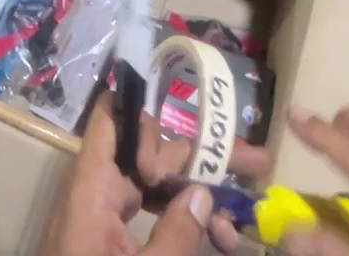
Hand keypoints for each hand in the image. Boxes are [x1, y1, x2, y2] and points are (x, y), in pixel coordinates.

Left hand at [36, 93, 263, 255]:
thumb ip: (176, 234)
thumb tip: (203, 193)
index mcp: (93, 186)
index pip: (112, 119)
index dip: (147, 109)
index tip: (189, 119)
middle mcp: (96, 189)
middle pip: (148, 152)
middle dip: (199, 158)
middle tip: (256, 160)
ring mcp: (103, 213)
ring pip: (154, 184)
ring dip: (196, 191)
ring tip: (244, 201)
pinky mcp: (108, 238)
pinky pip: (145, 212)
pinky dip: (177, 218)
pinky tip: (218, 232)